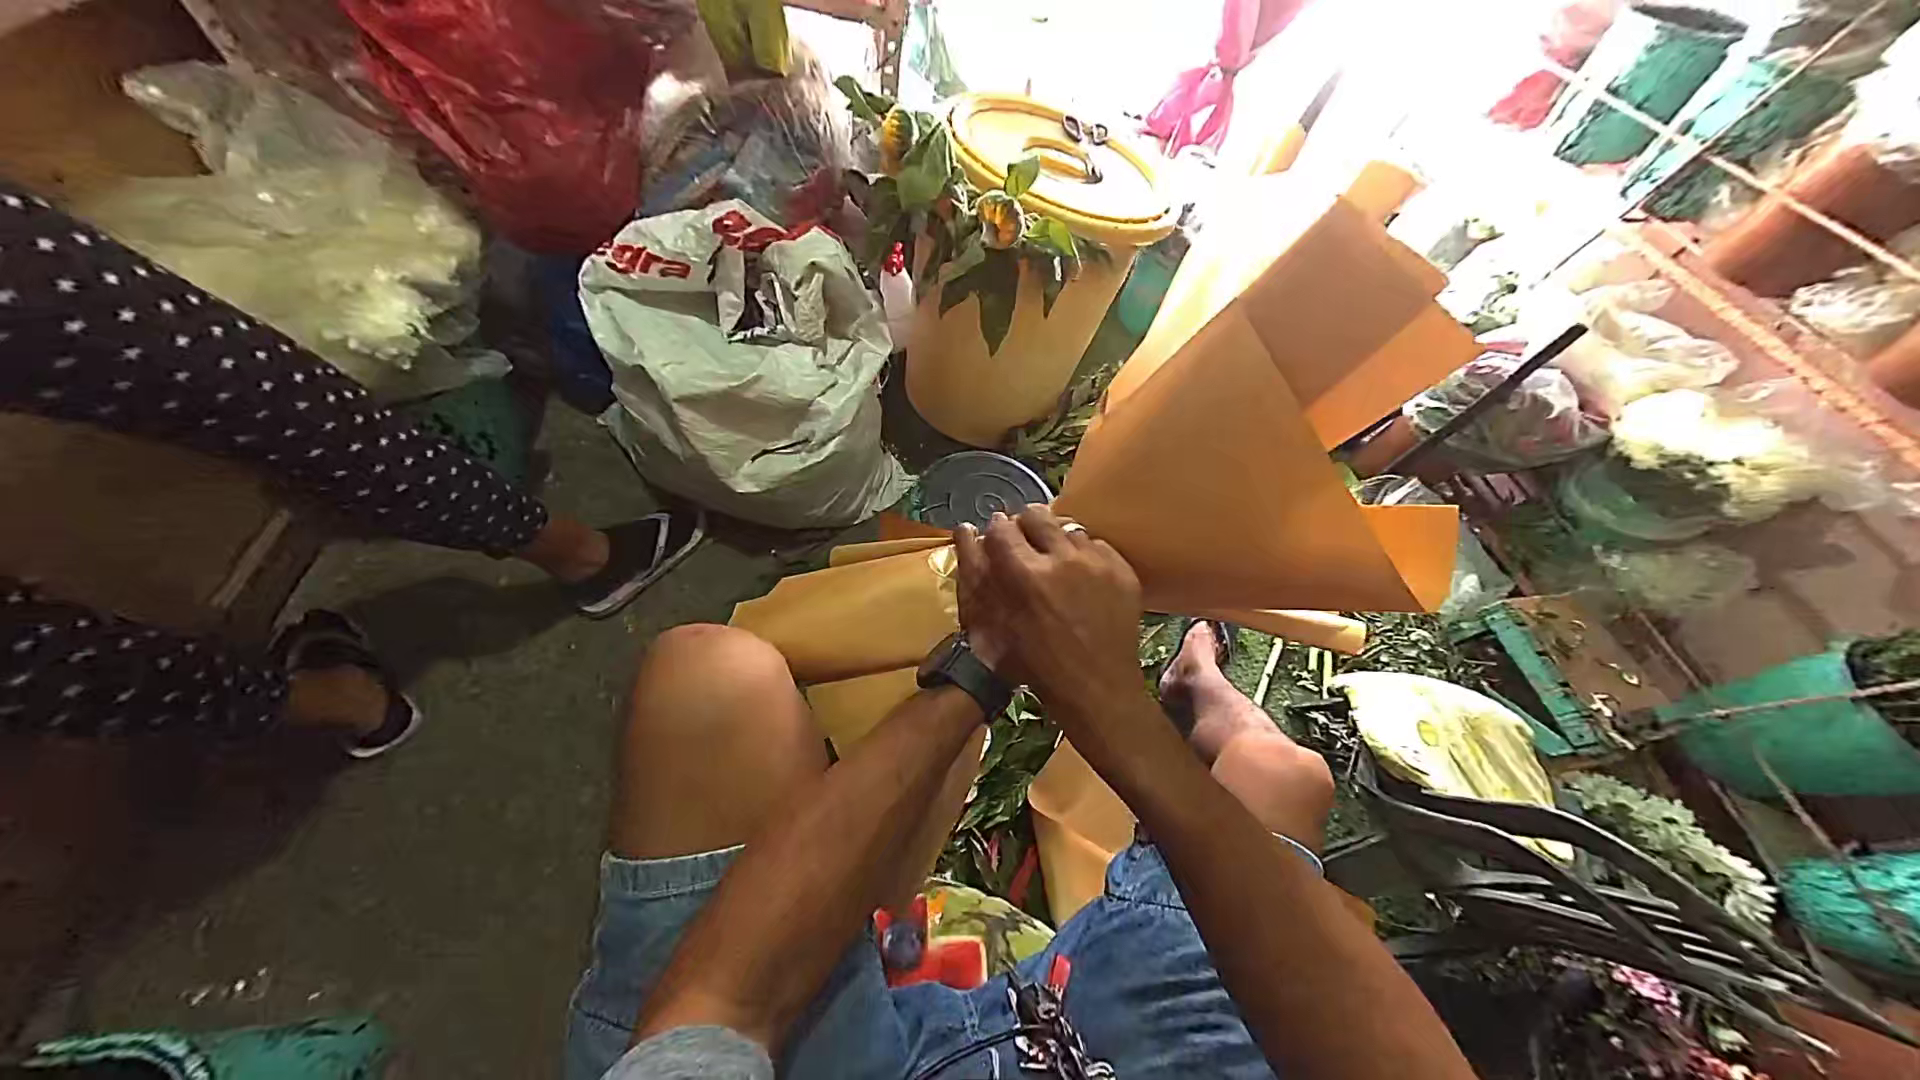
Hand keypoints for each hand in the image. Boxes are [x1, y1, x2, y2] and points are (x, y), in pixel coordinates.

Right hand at [951, 505, 1142, 715]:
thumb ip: (976, 575)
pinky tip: (1080, 577)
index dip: (996, 530)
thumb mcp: (992, 626)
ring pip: (1069, 527)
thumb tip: (968, 532)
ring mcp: (1098, 562)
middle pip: (1037, 515)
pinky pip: (1097, 545)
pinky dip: (1084, 555)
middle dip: (1025, 525)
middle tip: (1025, 544)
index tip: (998, 538)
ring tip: (1055, 562)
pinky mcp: (1122, 570)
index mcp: (1025, 574)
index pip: (1002, 527)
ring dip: (1056, 539)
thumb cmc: (1035, 665)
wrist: (1097, 687)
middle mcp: (1063, 558)